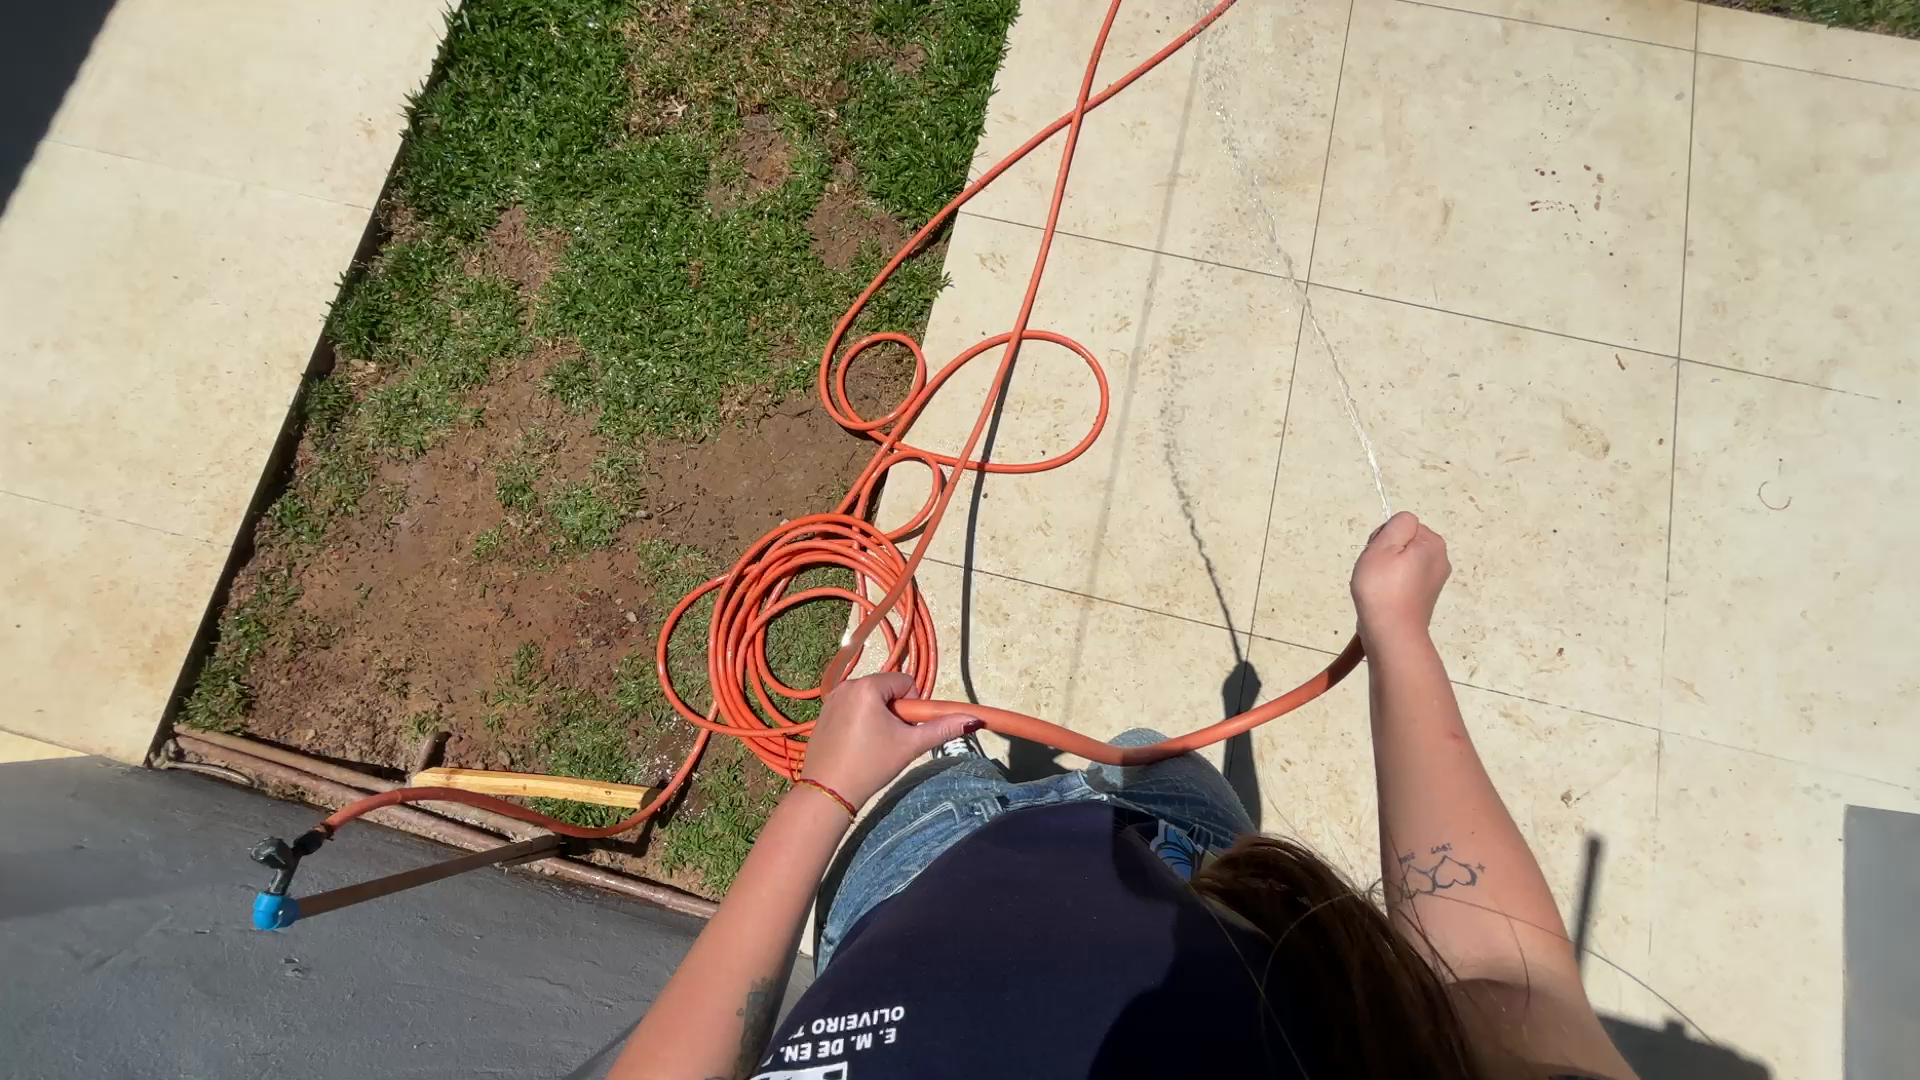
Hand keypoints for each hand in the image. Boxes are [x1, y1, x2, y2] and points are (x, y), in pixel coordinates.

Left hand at [799, 674, 978, 809]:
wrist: (827, 792)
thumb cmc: (871, 765)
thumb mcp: (910, 745)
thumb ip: (942, 729)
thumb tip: (973, 720)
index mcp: (867, 686)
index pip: (904, 682)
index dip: (912, 705)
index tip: (905, 729)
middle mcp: (846, 684)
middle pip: (886, 688)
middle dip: (894, 710)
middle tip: (890, 739)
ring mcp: (832, 698)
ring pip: (869, 698)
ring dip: (878, 714)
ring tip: (874, 743)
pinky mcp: (823, 712)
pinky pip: (852, 706)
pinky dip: (860, 719)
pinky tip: (857, 745)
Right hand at [1350, 511, 1450, 650]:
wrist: (1391, 631)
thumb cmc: (1382, 588)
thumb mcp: (1383, 546)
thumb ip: (1397, 525)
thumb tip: (1405, 522)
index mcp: (1432, 543)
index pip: (1402, 524)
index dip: (1384, 537)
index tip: (1376, 555)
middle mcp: (1440, 558)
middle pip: (1404, 541)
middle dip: (1386, 551)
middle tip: (1375, 571)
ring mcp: (1435, 578)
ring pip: (1403, 559)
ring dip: (1387, 567)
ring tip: (1378, 585)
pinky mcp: (1426, 594)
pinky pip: (1405, 577)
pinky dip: (1393, 582)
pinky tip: (1385, 595)